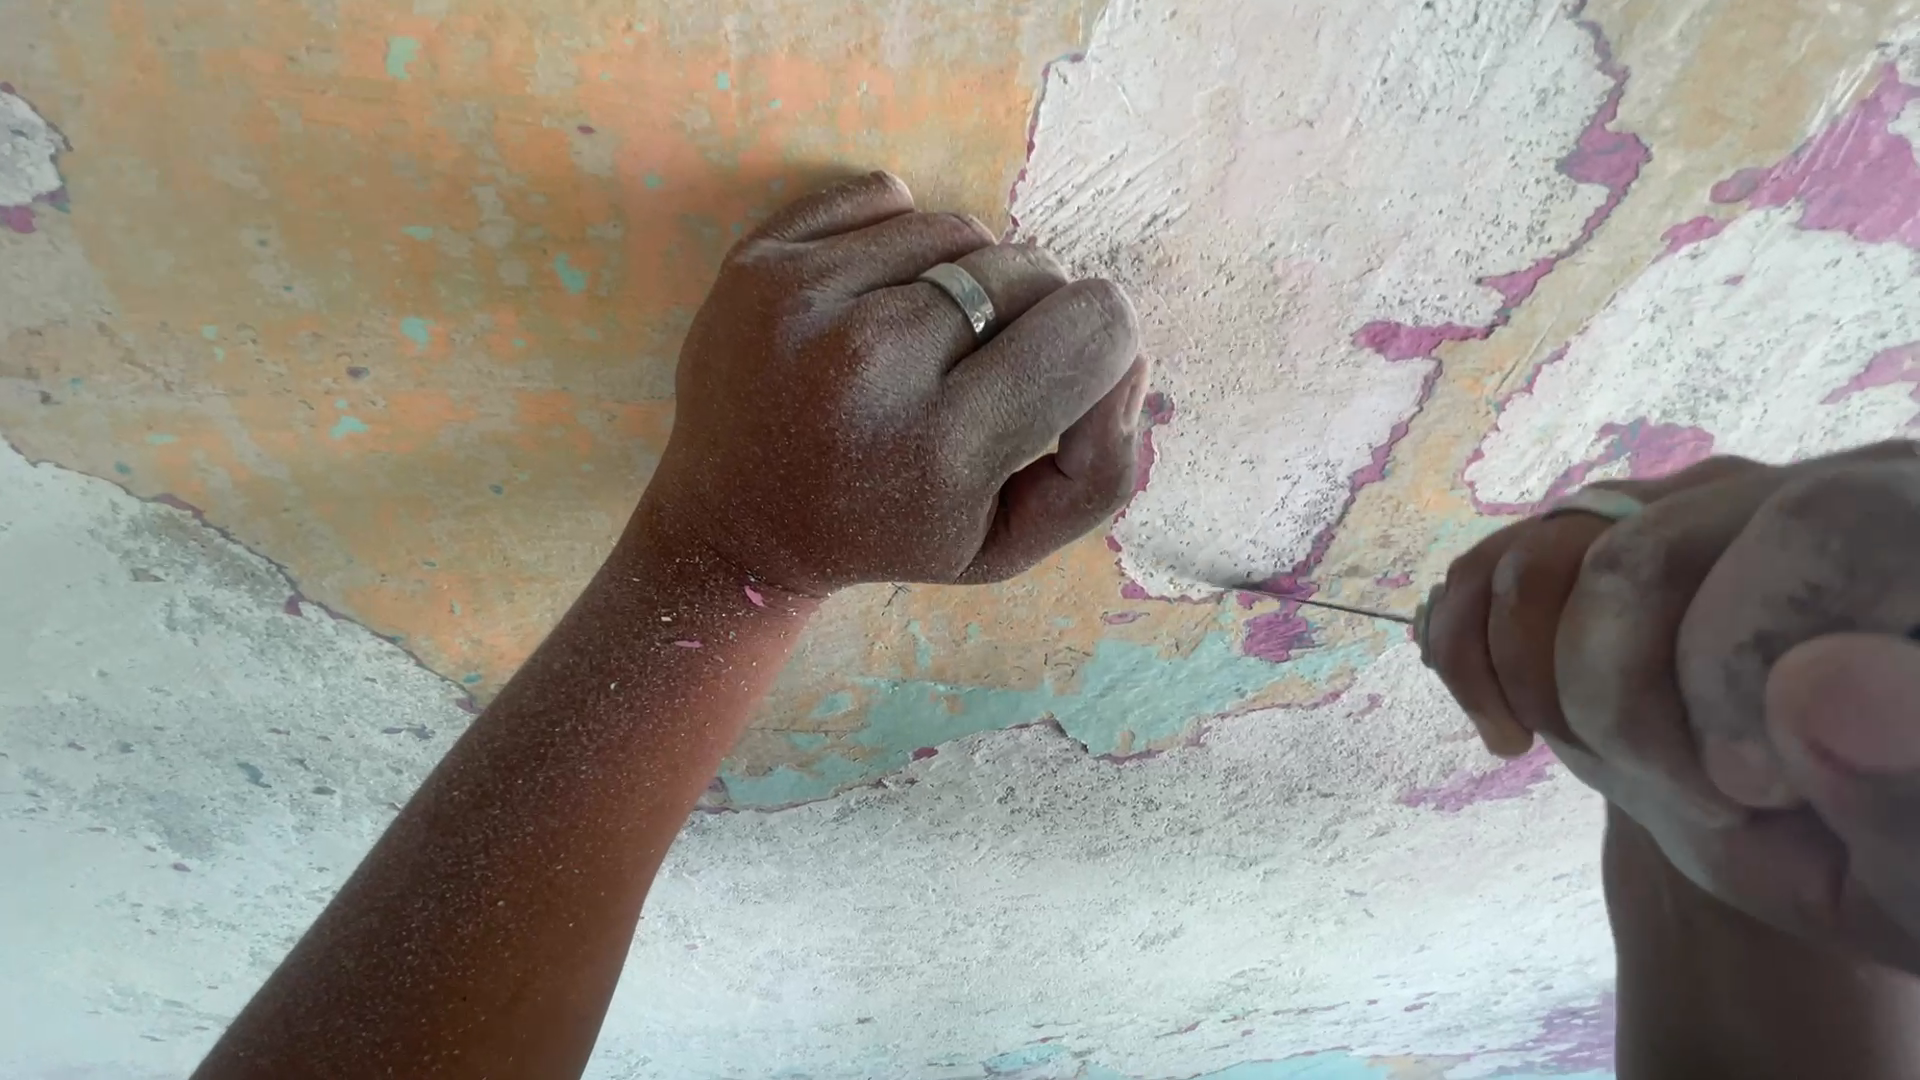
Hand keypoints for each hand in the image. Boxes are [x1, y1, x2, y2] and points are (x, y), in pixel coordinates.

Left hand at [637, 171, 1149, 595]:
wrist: (740, 522)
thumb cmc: (887, 535)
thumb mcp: (1007, 546)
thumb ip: (1101, 473)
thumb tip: (1128, 362)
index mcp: (943, 447)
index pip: (1095, 326)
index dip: (1099, 347)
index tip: (1059, 378)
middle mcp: (874, 360)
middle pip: (1032, 269)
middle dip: (1032, 316)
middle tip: (980, 374)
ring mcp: (806, 297)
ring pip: (963, 228)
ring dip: (968, 281)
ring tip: (926, 346)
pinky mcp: (760, 257)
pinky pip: (888, 197)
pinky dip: (904, 246)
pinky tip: (877, 307)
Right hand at [1425, 441, 1919, 969]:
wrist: (1766, 821)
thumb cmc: (1857, 848)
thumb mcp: (1909, 864)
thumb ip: (1902, 787)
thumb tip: (1838, 684)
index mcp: (1905, 534)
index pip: (1804, 535)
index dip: (1735, 670)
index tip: (1739, 793)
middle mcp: (1767, 493)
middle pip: (1626, 558)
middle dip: (1603, 696)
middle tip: (1666, 794)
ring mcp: (1647, 508)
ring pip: (1528, 561)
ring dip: (1522, 681)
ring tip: (1578, 761)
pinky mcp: (1558, 543)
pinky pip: (1474, 575)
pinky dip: (1462, 654)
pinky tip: (1502, 725)